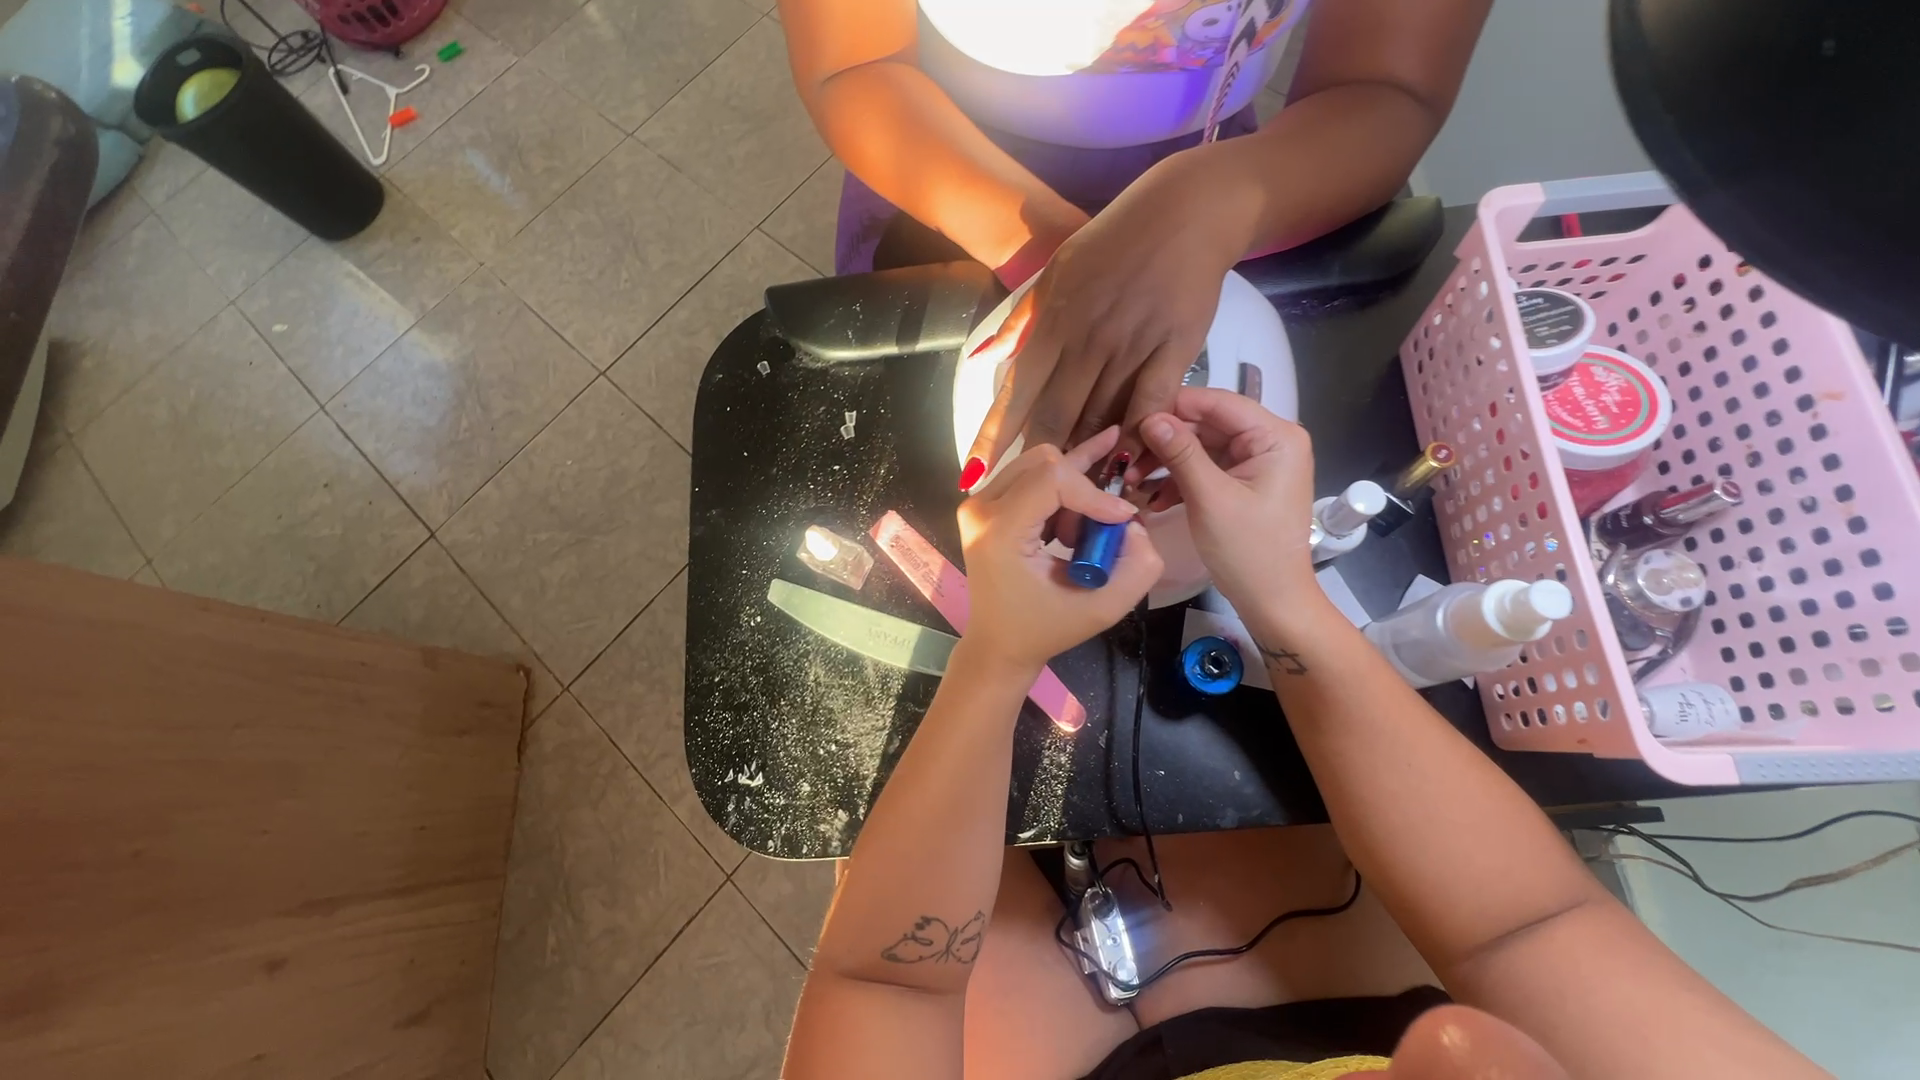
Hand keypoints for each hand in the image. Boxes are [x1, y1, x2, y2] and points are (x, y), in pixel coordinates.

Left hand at [956, 426, 1162, 670]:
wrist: (999, 643)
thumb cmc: (1045, 629)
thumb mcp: (1102, 609)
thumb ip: (1137, 567)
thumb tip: (1135, 524)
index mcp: (998, 532)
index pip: (1053, 478)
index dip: (1095, 494)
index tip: (1122, 521)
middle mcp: (980, 508)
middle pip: (1046, 462)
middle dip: (1083, 491)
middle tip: (1094, 532)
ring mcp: (977, 502)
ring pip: (1039, 462)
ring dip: (1071, 491)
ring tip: (1078, 534)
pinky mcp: (984, 503)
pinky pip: (1030, 474)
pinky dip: (1060, 491)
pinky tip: (1083, 507)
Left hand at [961, 154, 1252, 482]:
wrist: (1188, 213)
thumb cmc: (1113, 241)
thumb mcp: (1057, 269)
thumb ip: (1021, 320)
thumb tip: (983, 358)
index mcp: (1054, 320)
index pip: (1016, 392)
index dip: (994, 437)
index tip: (975, 474)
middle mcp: (1087, 339)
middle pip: (1054, 415)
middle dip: (1037, 464)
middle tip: (1026, 504)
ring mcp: (1132, 346)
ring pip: (1100, 417)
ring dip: (1084, 463)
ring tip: (1070, 502)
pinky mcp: (1175, 351)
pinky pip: (1151, 406)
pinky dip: (1137, 441)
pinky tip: (1125, 471)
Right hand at [1136, 388, 1323, 633]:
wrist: (1273, 600)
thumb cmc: (1248, 550)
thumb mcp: (1209, 498)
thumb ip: (1180, 453)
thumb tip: (1149, 418)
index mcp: (1276, 436)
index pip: (1218, 402)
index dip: (1175, 406)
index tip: (1132, 420)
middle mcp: (1271, 440)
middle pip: (1208, 424)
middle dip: (1166, 440)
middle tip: (1127, 458)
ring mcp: (1258, 462)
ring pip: (1202, 447)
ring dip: (1167, 462)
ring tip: (1133, 481)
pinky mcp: (1245, 483)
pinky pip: (1207, 468)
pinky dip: (1180, 480)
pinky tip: (1153, 498)